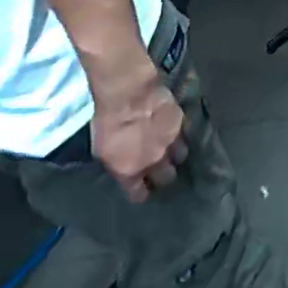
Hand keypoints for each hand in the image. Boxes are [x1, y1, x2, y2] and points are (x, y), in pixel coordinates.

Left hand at [89, 61, 188, 201]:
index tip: (143, 190)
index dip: (141, 192)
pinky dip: (181, 133)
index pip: (140, 193)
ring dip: (176, 154)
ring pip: (180, 155)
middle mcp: (155, 161)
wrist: (129, 95)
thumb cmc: (107, 122)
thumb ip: (118, 163)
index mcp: (131, 171)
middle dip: (164, 175)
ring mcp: (171, 142)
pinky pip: (185, 133)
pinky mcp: (181, 122)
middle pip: (167, 176)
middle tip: (162, 169)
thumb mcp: (102, 150)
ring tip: (173, 149)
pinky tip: (176, 129)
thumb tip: (125, 168)